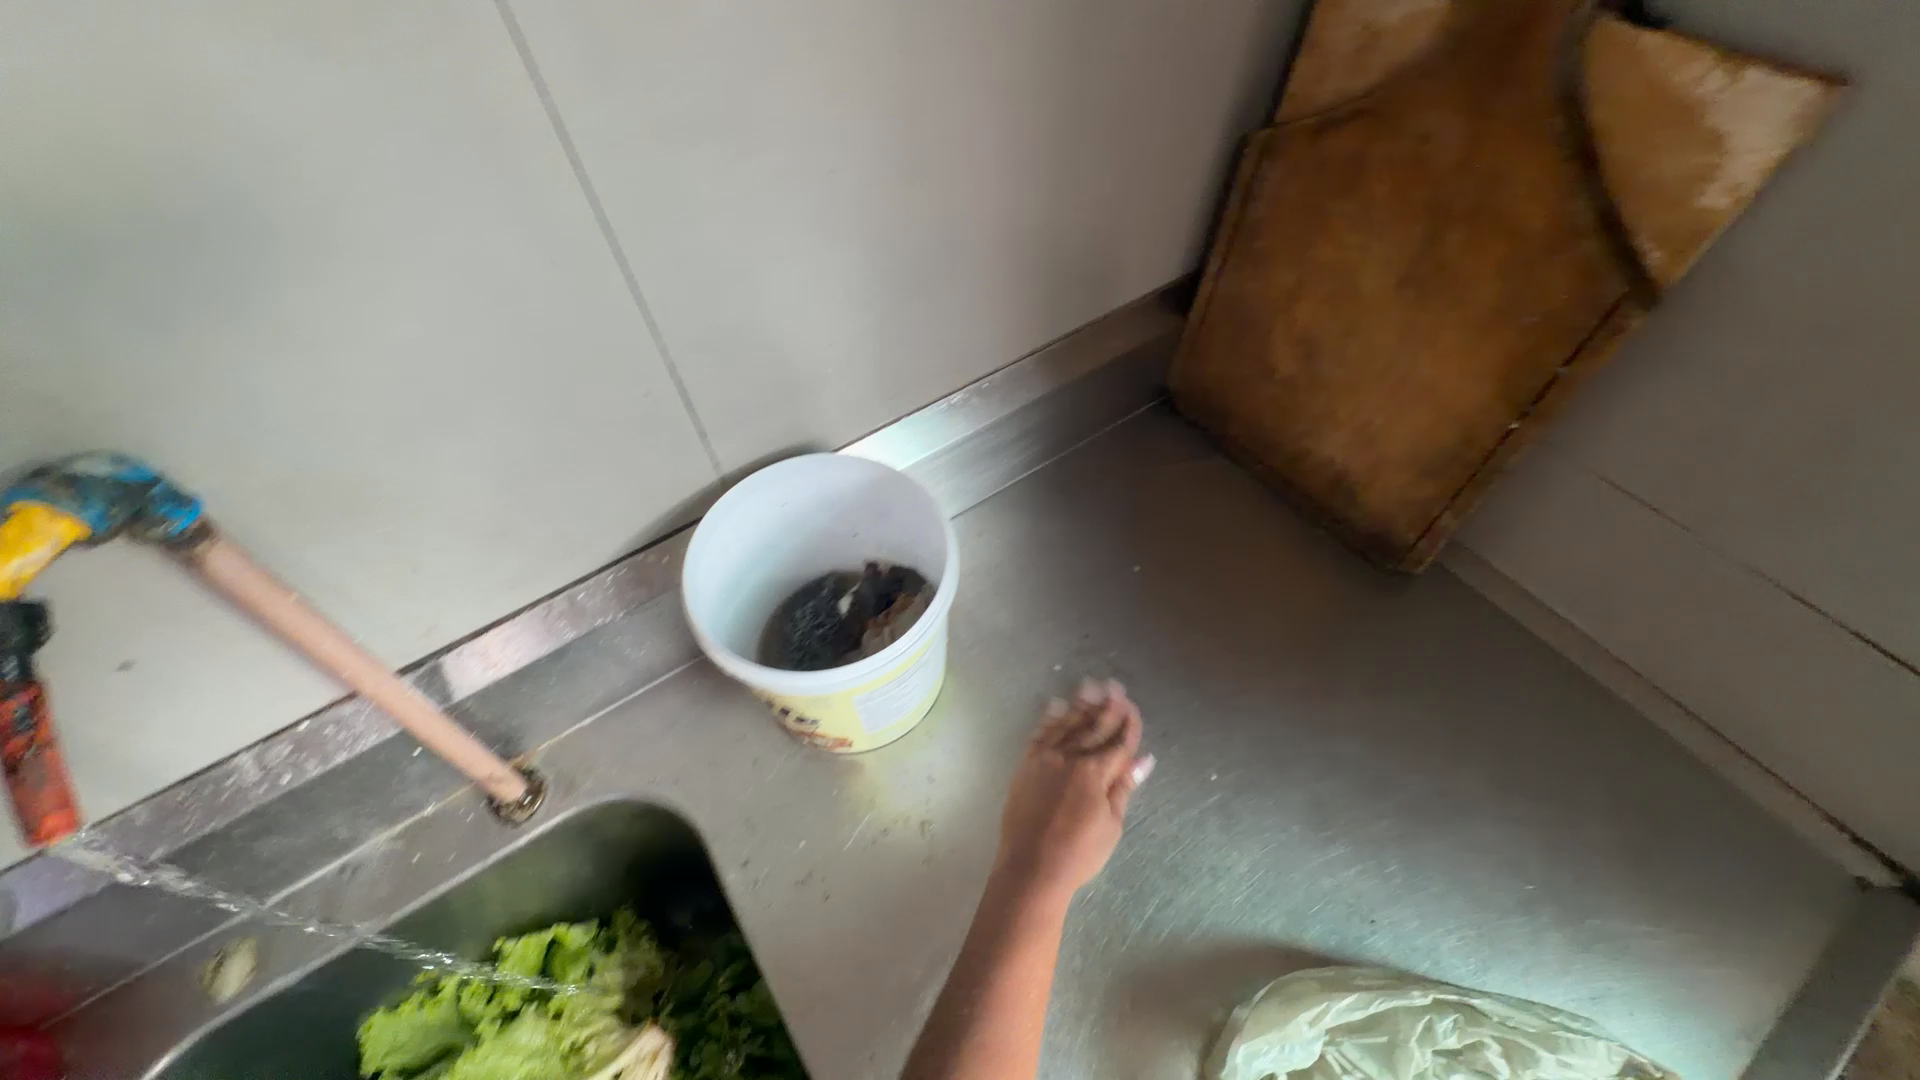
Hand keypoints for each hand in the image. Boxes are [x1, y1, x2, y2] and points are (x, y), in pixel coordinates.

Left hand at [993, 679, 1153, 903]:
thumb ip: (1123, 787)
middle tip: (1115, 685)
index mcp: (1095, 772)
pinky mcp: (1026, 765)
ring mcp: (1045, 759)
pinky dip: (1050, 719)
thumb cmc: (1079, 852)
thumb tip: (1143, 760)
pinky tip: (1058, 705)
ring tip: (1091, 686)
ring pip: (1068, 724)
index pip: (1118, 742)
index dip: (1128, 724)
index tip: (1133, 707)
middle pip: (1093, 727)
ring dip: (1081, 705)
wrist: (1032, 866)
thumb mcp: (1111, 823)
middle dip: (1107, 706)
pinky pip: (1040, 734)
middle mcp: (1070, 757)